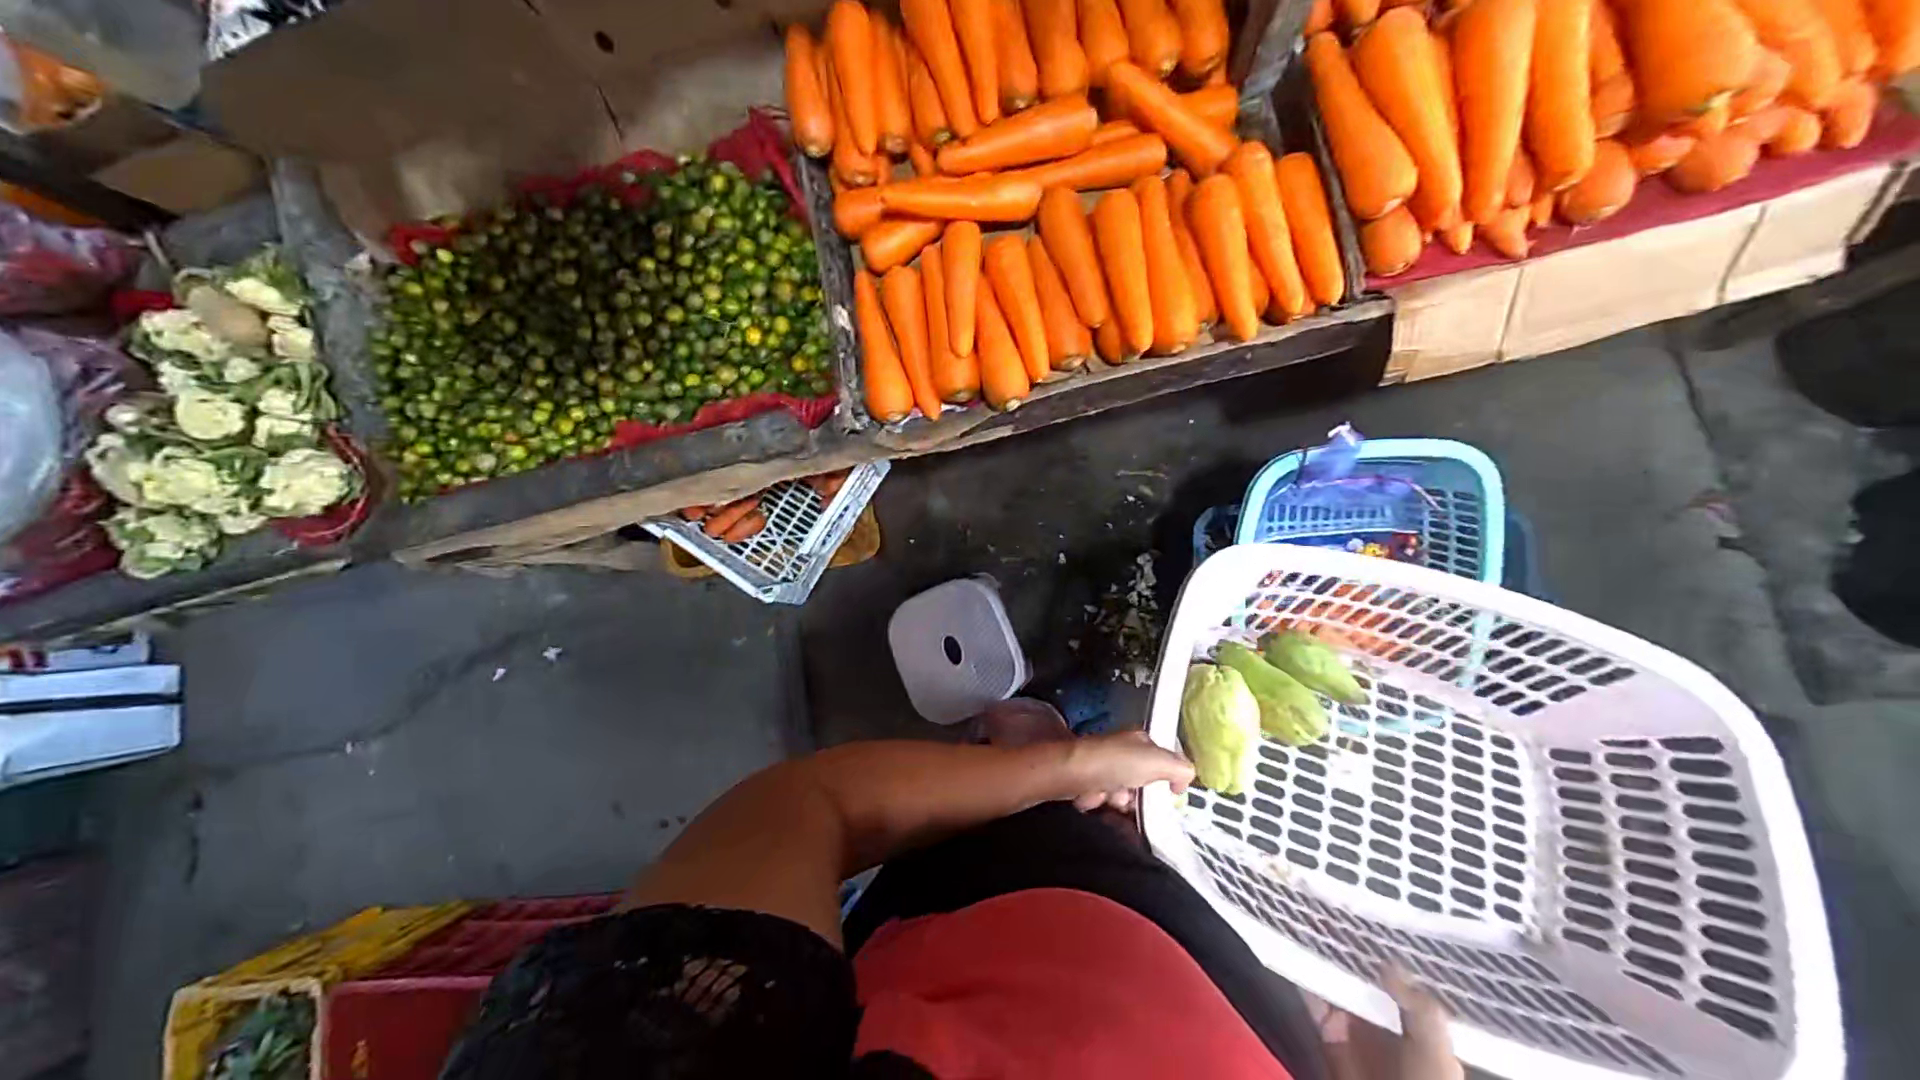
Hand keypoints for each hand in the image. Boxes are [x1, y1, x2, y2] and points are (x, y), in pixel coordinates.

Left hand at [1063, 731, 1194, 812]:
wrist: (1073, 772)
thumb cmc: (1117, 763)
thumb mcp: (1159, 761)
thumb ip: (1180, 769)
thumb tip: (1184, 780)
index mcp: (1141, 740)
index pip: (1165, 760)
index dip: (1170, 778)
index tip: (1171, 794)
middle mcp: (1123, 751)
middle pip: (1145, 783)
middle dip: (1141, 796)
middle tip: (1135, 798)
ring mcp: (1105, 766)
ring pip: (1125, 795)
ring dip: (1121, 801)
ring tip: (1111, 797)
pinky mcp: (1089, 782)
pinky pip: (1105, 799)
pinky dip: (1101, 801)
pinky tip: (1095, 797)